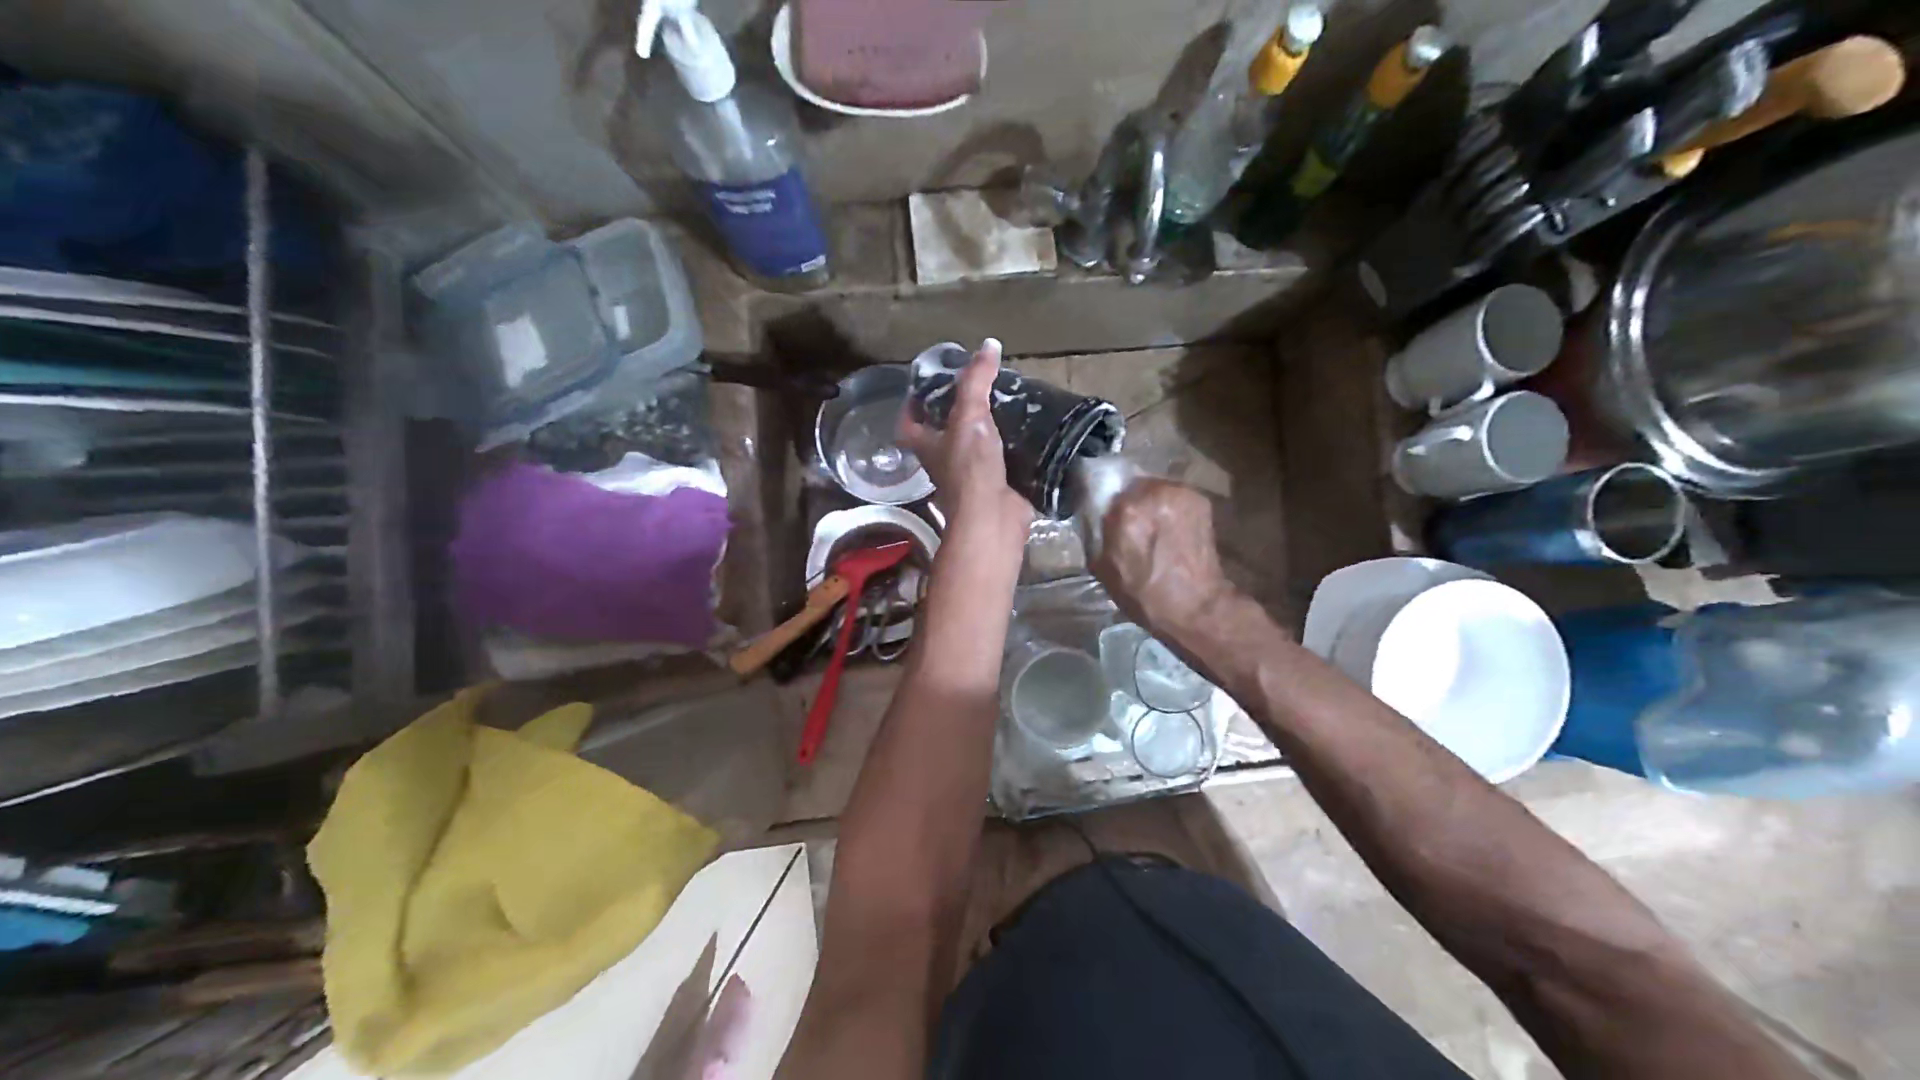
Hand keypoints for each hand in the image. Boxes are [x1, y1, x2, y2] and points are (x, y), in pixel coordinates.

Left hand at [900, 338, 1031, 541]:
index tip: (927, 385)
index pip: (908, 422)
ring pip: (974, 446)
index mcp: (926, 445)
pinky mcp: (995, 486)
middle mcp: (943, 461)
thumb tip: (989, 344)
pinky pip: (1001, 460)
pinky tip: (1027, 430)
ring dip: (987, 429)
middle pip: (943, 432)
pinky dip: (1011, 447)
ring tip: (1005, 401)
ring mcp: (970, 476)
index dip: (912, 404)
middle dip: (957, 412)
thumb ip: (976, 381)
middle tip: (977, 386)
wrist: (993, 518)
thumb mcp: (969, 416)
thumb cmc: (970, 468)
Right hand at [1092, 478, 1236, 638]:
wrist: (1196, 607)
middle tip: (1125, 523)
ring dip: (1147, 502)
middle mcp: (1154, 491)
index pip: (1100, 482)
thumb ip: (1094, 531)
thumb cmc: (1142, 594)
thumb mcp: (1101, 566)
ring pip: (1152, 487)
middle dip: (1125, 499)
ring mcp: (1180, 493)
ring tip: (1148, 527)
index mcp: (1126, 509)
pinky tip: (1167, 528)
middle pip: (1128, 483)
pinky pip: (1171, 495)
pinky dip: (1166, 507)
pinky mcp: (1199, 499)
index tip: (1097, 511)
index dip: (1096, 496)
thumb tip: (1092, 511)